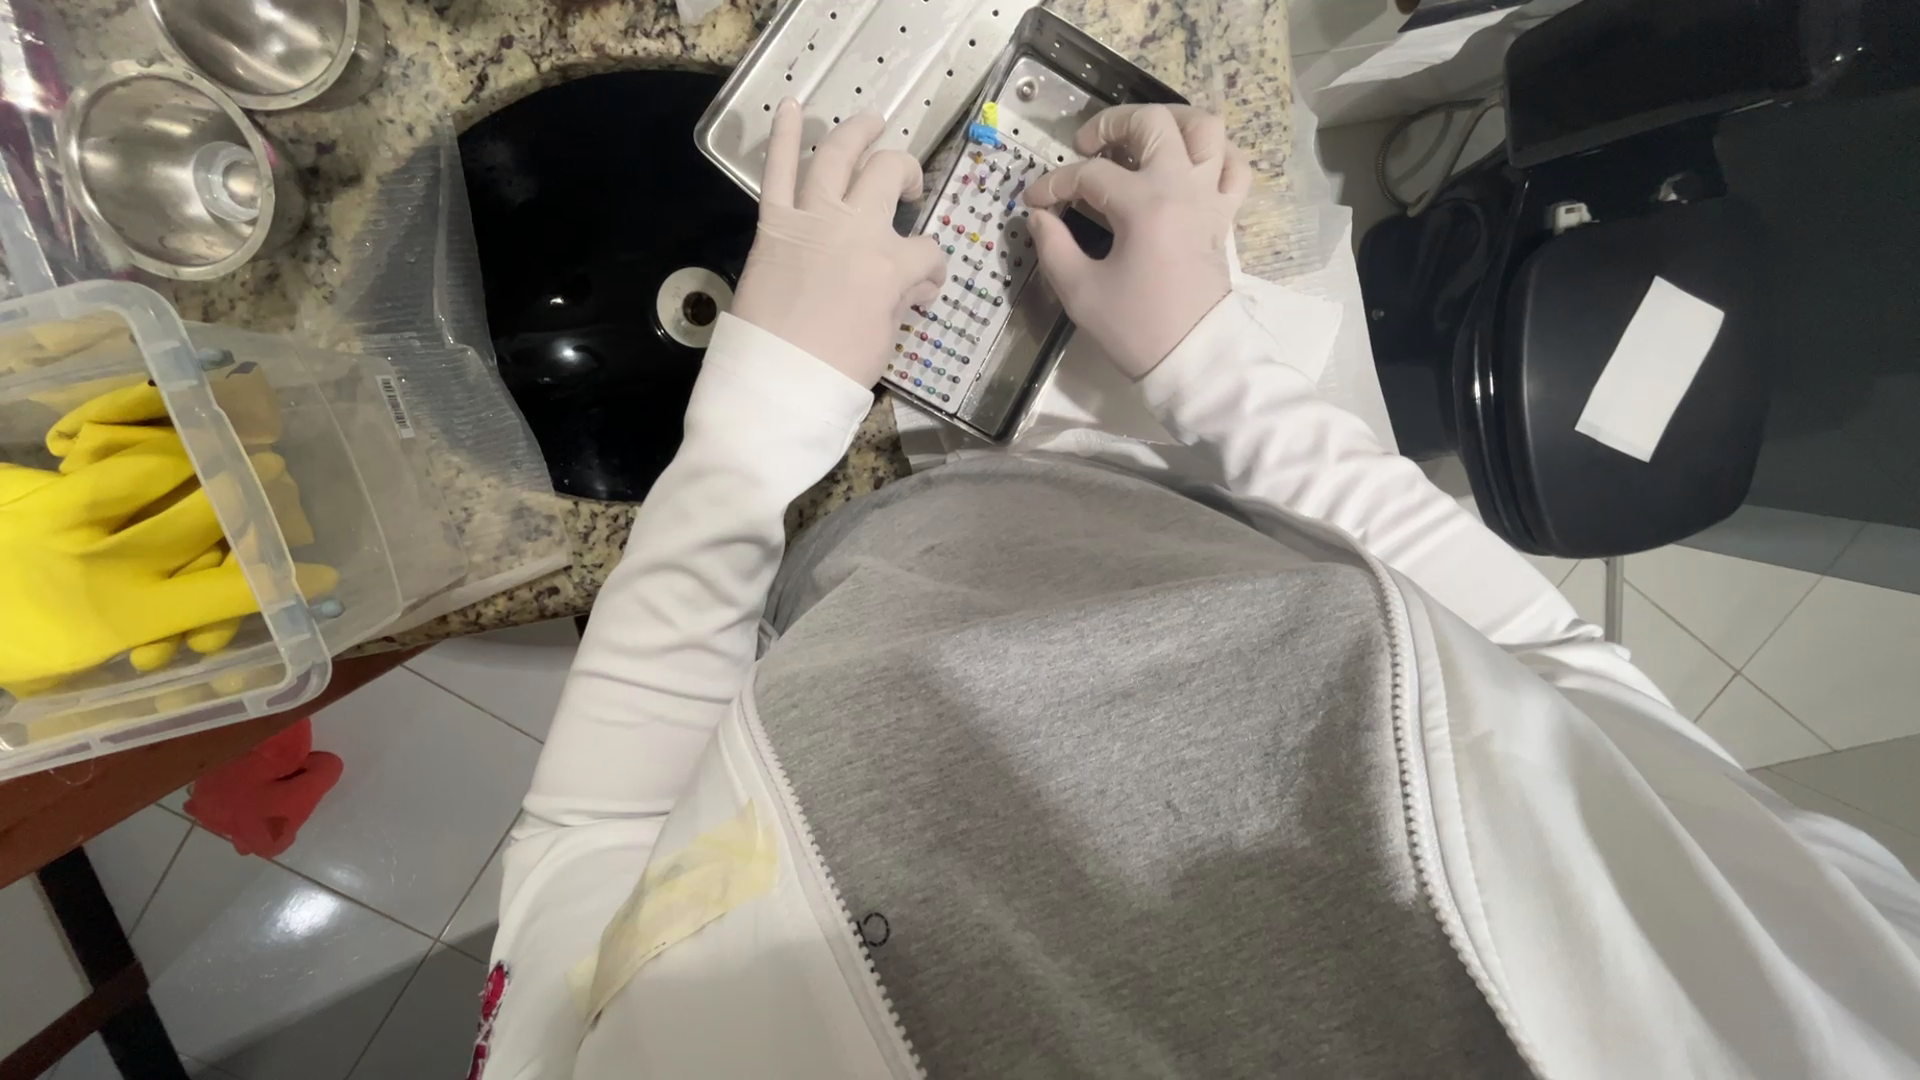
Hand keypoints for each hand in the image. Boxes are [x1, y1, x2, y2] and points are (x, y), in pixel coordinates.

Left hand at [732, 100, 947, 385]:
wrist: (779, 379)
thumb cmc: (839, 368)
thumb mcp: (885, 338)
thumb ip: (900, 300)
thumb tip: (913, 285)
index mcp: (891, 264)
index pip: (928, 252)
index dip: (934, 269)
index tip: (926, 287)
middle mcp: (856, 227)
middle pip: (889, 176)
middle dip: (908, 175)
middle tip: (909, 186)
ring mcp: (813, 218)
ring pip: (838, 155)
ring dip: (858, 131)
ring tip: (873, 120)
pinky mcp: (775, 222)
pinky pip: (777, 170)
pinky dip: (784, 136)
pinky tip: (790, 106)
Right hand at [1023, 104, 1252, 378]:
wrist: (1190, 358)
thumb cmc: (1134, 329)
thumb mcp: (1080, 292)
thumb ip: (1053, 247)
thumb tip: (1040, 216)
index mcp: (1144, 205)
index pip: (1090, 175)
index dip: (1054, 184)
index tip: (1033, 202)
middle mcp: (1182, 187)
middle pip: (1153, 123)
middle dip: (1112, 124)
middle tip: (1086, 145)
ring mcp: (1209, 198)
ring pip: (1204, 129)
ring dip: (1170, 122)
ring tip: (1142, 141)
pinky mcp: (1224, 216)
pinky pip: (1233, 166)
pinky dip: (1214, 155)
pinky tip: (1188, 165)